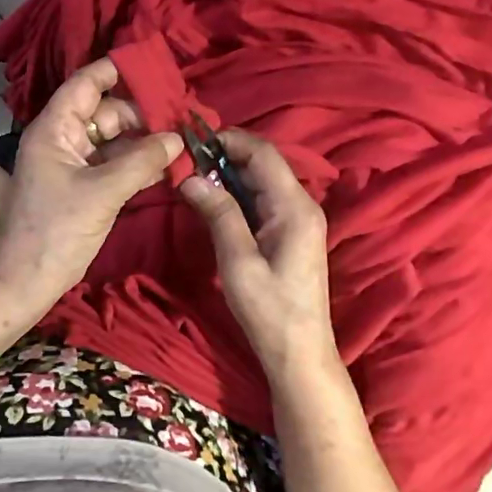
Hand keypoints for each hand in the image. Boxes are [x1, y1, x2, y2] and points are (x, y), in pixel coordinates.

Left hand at [0, 57, 183, 329]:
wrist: (26, 283)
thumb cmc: (55, 232)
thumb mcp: (101, 193)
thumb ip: (141, 162)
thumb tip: (177, 137)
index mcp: (54, 130)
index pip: (85, 85)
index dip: (115, 71)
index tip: (154, 67)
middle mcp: (62, 141)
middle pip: (105, 113)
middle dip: (142, 113)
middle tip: (183, 117)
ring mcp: (72, 166)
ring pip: (113, 141)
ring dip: (144, 141)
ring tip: (183, 140)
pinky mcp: (83, 188)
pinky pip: (114, 165)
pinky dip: (137, 164)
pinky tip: (168, 166)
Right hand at [179, 130, 335, 373]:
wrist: (299, 351)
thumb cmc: (269, 309)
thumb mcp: (238, 261)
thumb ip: (219, 215)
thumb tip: (192, 178)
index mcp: (294, 207)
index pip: (264, 154)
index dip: (231, 140)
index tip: (195, 141)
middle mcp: (302, 206)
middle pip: (265, 164)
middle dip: (227, 155)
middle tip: (189, 161)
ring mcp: (299, 220)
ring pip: (263, 181)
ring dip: (231, 175)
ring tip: (196, 178)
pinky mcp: (292, 233)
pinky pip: (264, 200)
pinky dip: (239, 194)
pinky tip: (216, 201)